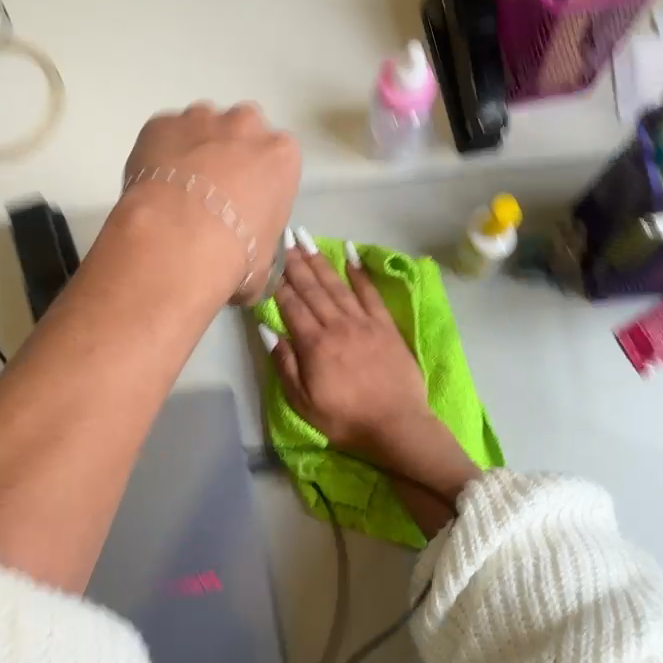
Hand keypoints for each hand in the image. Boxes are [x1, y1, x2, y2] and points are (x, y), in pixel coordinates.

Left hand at [121, 102, 301, 303]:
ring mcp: (201, 118)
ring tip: (179, 195)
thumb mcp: (264, 265)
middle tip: (212, 200)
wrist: (178, 241)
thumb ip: (262, 254)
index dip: (259, 189)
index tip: (245, 211)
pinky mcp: (160, 123)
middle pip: (241, 135)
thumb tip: (250, 272)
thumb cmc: (234, 255)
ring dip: (194, 153)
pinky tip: (154, 189)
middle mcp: (246, 125)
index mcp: (281, 157)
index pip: (276, 165)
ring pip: (201, 129)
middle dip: (229, 159)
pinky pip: (164, 137)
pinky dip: (160, 156)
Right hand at [265, 242, 480, 535]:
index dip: (277, 283)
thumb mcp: (304, 403)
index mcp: (314, 345)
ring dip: (320, 261)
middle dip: (295, 263)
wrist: (396, 425)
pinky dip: (359, 273)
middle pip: (312, 289)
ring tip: (306, 239)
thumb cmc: (345, 420)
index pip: (291, 306)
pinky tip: (349, 255)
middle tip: (283, 238)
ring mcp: (364, 323)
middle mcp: (337, 325)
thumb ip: (286, 366)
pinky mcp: (386, 326)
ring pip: (337, 285)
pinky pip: (370, 293)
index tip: (266, 260)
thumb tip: (269, 331)